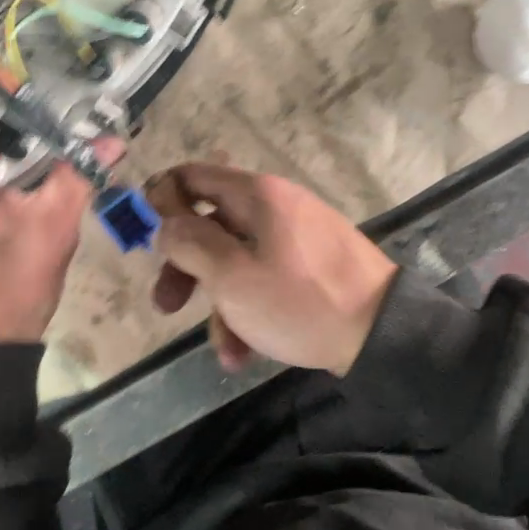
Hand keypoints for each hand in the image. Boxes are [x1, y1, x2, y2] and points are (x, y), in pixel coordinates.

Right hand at [148, 164, 398, 375]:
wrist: (383, 334)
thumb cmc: (300, 301)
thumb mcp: (231, 276)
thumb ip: (188, 243)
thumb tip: (165, 222)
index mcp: (256, 195)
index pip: (191, 176)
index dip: (159, 202)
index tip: (144, 240)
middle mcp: (276, 208)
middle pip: (210, 226)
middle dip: (184, 268)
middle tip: (165, 305)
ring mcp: (297, 240)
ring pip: (236, 263)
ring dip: (220, 306)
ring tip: (225, 351)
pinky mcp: (312, 270)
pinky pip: (266, 282)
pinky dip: (251, 313)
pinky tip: (247, 353)